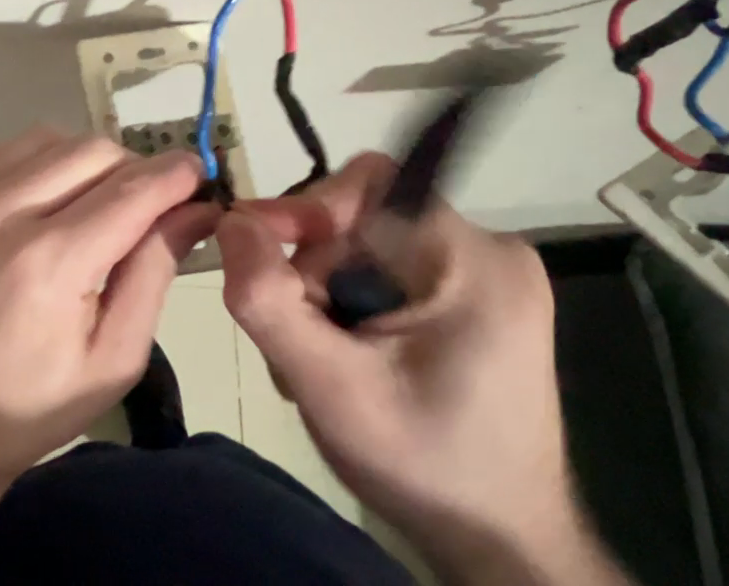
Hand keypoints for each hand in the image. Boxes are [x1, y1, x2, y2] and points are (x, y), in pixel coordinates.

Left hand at [0, 127, 214, 585]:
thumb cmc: (32, 401)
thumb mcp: (114, 358)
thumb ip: (154, 272)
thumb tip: (194, 211)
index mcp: (51, 260)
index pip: (132, 189)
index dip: (176, 175)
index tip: (200, 174)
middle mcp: (3, 211)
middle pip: (92, 150)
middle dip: (134, 169)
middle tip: (149, 205)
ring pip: (46, 138)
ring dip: (83, 161)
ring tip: (93, 205)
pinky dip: (28, 160)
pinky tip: (36, 199)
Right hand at [218, 153, 627, 583]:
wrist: (500, 542)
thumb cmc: (422, 465)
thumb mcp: (328, 385)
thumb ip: (268, 299)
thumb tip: (228, 220)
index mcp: (473, 261)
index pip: (369, 185)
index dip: (306, 211)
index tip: (261, 257)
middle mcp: (488, 252)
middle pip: (360, 218)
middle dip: (310, 272)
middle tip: (297, 338)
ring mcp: (485, 276)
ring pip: (364, 247)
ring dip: (323, 295)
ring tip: (320, 361)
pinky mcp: (473, 300)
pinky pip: (385, 271)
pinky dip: (349, 305)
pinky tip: (347, 357)